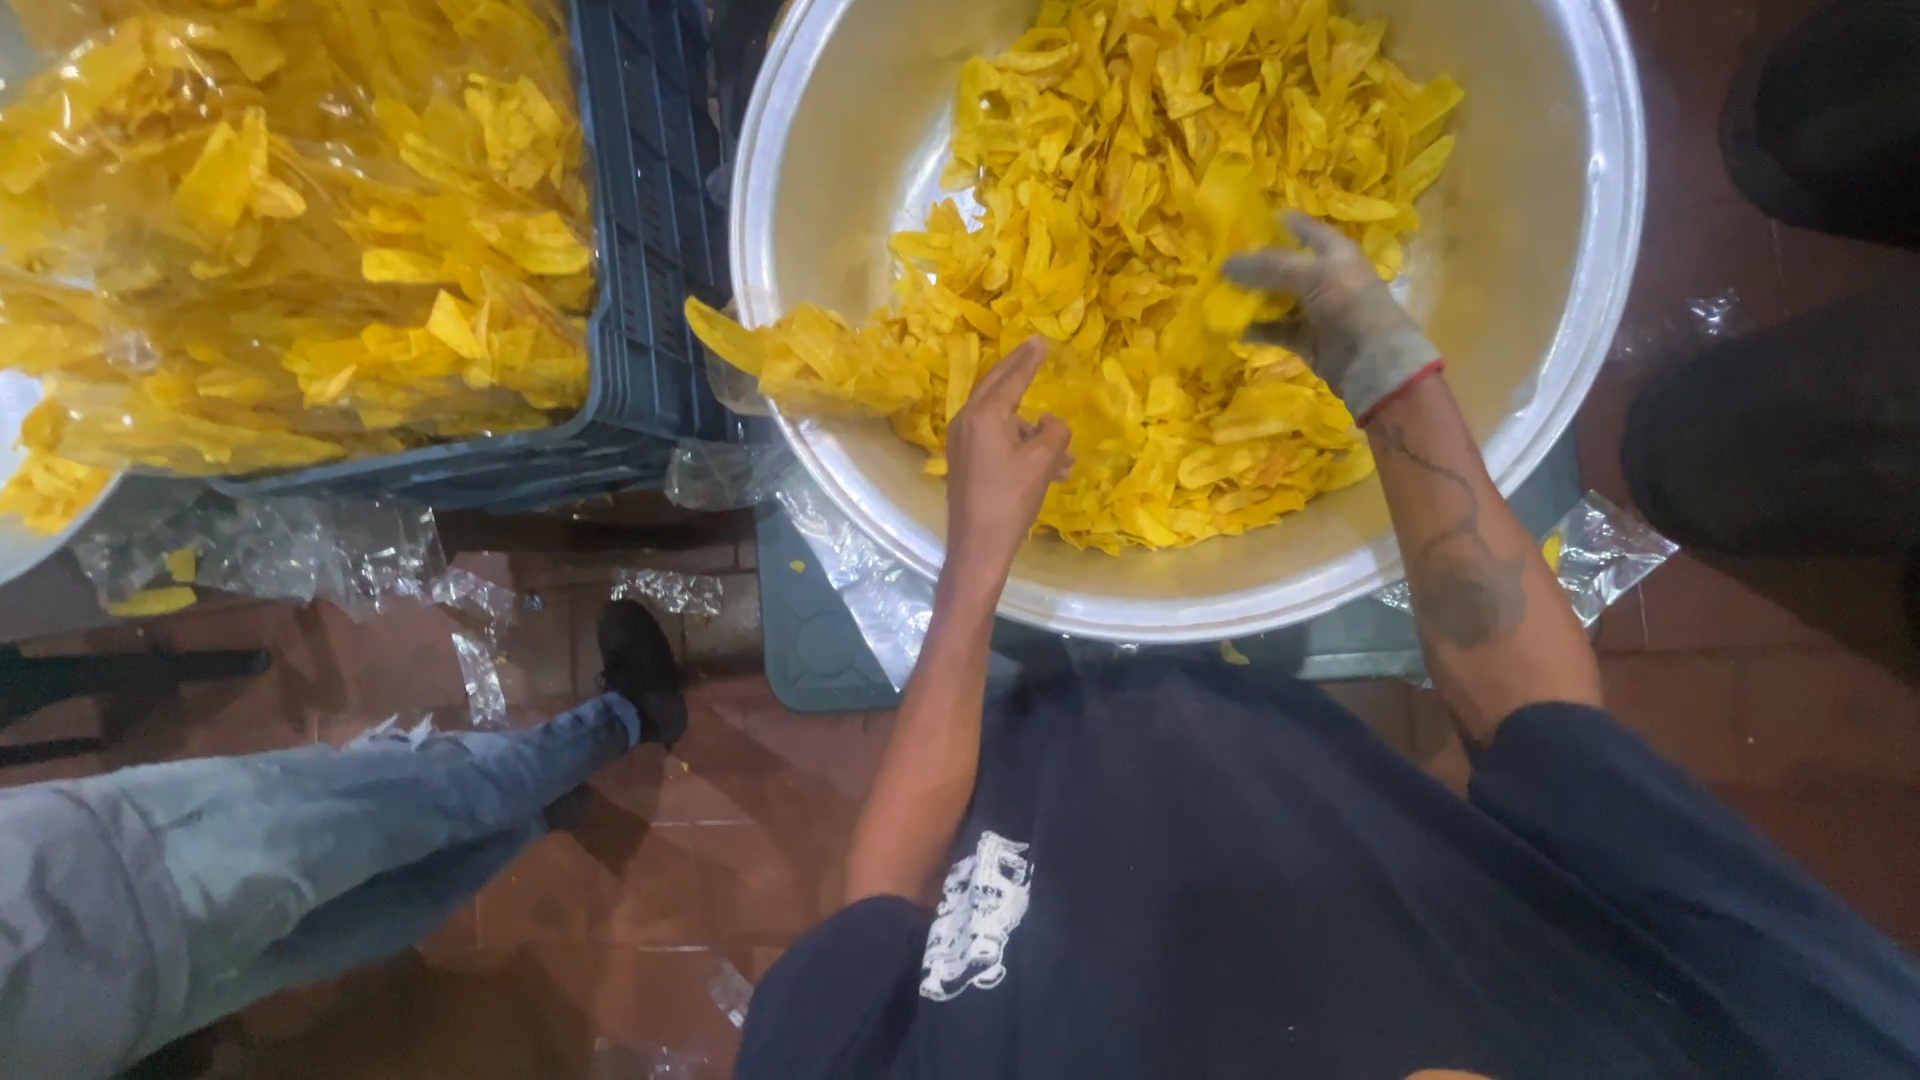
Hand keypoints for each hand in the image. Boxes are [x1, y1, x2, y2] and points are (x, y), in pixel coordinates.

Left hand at [944, 337, 1072, 580]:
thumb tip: (1048, 422)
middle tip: (1034, 352)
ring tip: (1064, 458)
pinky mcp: (963, 462)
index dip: (1029, 360)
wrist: (978, 546)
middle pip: (996, 387)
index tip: (1040, 342)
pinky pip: (995, 441)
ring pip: (1001, 422)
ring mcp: (961, 443)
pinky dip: (1019, 447)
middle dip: (1019, 373)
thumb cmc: (1010, 501)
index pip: (1011, 377)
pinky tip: (1047, 470)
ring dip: (1032, 432)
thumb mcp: (1042, 462)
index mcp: (983, 415)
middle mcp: (966, 422)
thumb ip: (1053, 431)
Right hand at [1222, 211, 1442, 424]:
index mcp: (1332, 251)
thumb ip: (1269, 267)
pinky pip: (1273, 329)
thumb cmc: (1350, 306)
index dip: (1271, 223)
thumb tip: (1225, 264)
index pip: (1299, 227)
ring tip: (1217, 296)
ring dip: (1249, 298)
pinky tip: (1232, 328)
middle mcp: (1322, 275)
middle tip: (1217, 265)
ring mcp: (1312, 307)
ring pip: (1273, 297)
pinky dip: (1254, 329)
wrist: (1373, 361)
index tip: (1235, 226)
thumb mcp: (1312, 275)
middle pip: (1280, 264)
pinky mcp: (1303, 337)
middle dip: (1250, 265)